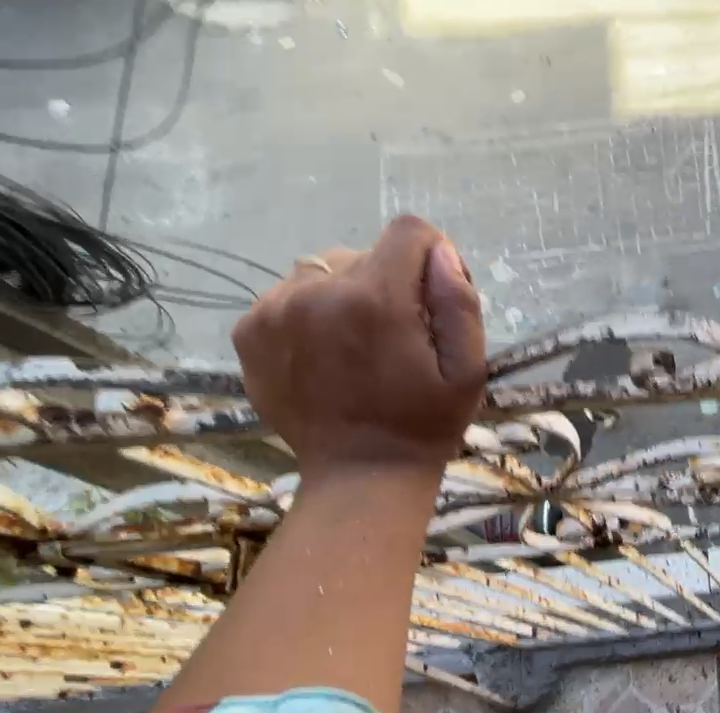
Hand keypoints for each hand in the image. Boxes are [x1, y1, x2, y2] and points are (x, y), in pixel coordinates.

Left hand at [232, 215, 485, 480]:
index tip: (437, 295)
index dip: (433, 256)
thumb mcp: (469, 372)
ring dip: (348, 295)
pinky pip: (289, 296)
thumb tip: (442, 254)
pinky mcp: (249, 329)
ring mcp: (275, 308)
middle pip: (366, 253)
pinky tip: (329, 357)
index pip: (409, 231)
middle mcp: (319, 290)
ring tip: (360, 345)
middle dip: (391, 283)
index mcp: (378, 299)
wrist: (361, 473)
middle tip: (402, 336)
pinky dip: (313, 315)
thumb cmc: (427, 424)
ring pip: (324, 271)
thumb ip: (460, 306)